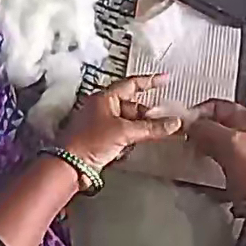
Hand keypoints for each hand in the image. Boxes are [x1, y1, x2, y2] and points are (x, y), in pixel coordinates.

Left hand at [57, 74, 183, 170]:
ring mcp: (102, 123)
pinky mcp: (102, 138)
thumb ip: (151, 128)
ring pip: (129, 121)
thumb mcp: (124, 132)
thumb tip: (174, 123)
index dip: (150, 81)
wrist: (71, 165)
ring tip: (158, 134)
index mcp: (104, 97)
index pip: (131, 84)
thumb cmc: (90, 142)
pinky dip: (134, 136)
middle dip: (149, 114)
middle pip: (133, 106)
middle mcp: (103, 107)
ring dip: (143, 128)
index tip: (165, 79)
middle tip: (166, 121)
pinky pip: (124, 133)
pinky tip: (141, 143)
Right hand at [185, 98, 245, 200]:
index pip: (216, 105)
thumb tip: (188, 124)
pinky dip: (205, 158)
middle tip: (183, 139)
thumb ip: (206, 128)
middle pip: (214, 123)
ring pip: (213, 140)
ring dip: (200, 145)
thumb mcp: (229, 142)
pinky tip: (198, 165)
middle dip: (197, 130)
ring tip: (189, 153)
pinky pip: (216, 156)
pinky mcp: (238, 166)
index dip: (197, 112)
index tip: (182, 124)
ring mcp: (243, 149)